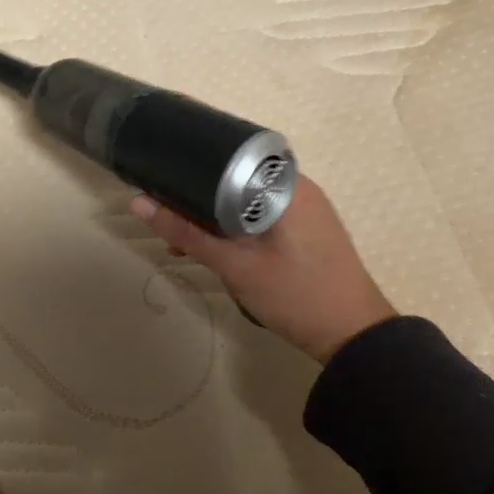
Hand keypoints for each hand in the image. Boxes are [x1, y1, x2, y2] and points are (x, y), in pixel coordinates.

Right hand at [130, 175, 395, 362]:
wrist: (355, 340)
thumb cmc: (296, 295)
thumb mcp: (233, 264)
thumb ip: (185, 232)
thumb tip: (138, 202)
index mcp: (285, 185)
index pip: (228, 153)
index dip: (190, 160)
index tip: (158, 173)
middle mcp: (297, 188)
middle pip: (233, 177)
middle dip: (196, 196)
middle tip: (165, 216)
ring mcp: (305, 210)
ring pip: (244, 199)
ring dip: (212, 215)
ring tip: (182, 240)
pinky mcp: (306, 230)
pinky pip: (258, 214)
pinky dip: (233, 225)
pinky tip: (212, 247)